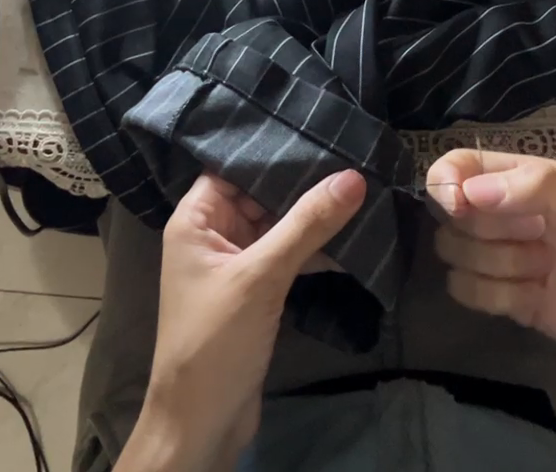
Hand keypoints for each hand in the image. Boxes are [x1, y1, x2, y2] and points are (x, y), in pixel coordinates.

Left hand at [119, 170, 365, 471]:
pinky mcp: (255, 293)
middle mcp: (211, 235)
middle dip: (300, 182)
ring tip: (360, 187)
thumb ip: (306, 224)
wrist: (203, 424)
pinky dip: (313, 250)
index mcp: (195, 220)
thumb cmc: (216, 339)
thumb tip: (353, 177)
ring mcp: (234, 265)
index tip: (315, 131)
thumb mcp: (261, 276)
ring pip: (276, 226)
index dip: (270, 151)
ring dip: (311, 217)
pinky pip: (285, 256)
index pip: (232, 168)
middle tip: (350, 155)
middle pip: (259, 195)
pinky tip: (352, 238)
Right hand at [428, 150, 555, 462]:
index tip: (456, 203)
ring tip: (536, 274)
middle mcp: (521, 216)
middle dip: (477, 227)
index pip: (469, 165)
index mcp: (542, 182)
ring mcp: (518, 261)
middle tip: (528, 244)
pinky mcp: (518, 304)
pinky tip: (524, 300)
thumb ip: (545, 190)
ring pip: (457, 249)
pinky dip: (485, 294)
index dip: (450, 178)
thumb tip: (471, 191)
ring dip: (486, 262)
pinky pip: (469, 290)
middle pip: (456, 210)